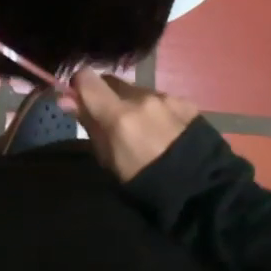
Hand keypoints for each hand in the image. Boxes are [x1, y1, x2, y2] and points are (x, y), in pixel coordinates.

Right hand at [66, 70, 198, 181]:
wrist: (204, 193)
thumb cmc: (147, 184)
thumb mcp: (109, 160)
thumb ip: (89, 124)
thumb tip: (66, 99)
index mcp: (118, 115)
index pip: (87, 77)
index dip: (79, 85)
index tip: (79, 100)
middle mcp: (141, 98)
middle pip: (112, 81)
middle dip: (106, 96)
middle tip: (111, 121)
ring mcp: (166, 97)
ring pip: (137, 90)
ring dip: (132, 104)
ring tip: (143, 130)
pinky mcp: (185, 102)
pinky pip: (160, 99)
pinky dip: (155, 110)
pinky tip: (165, 132)